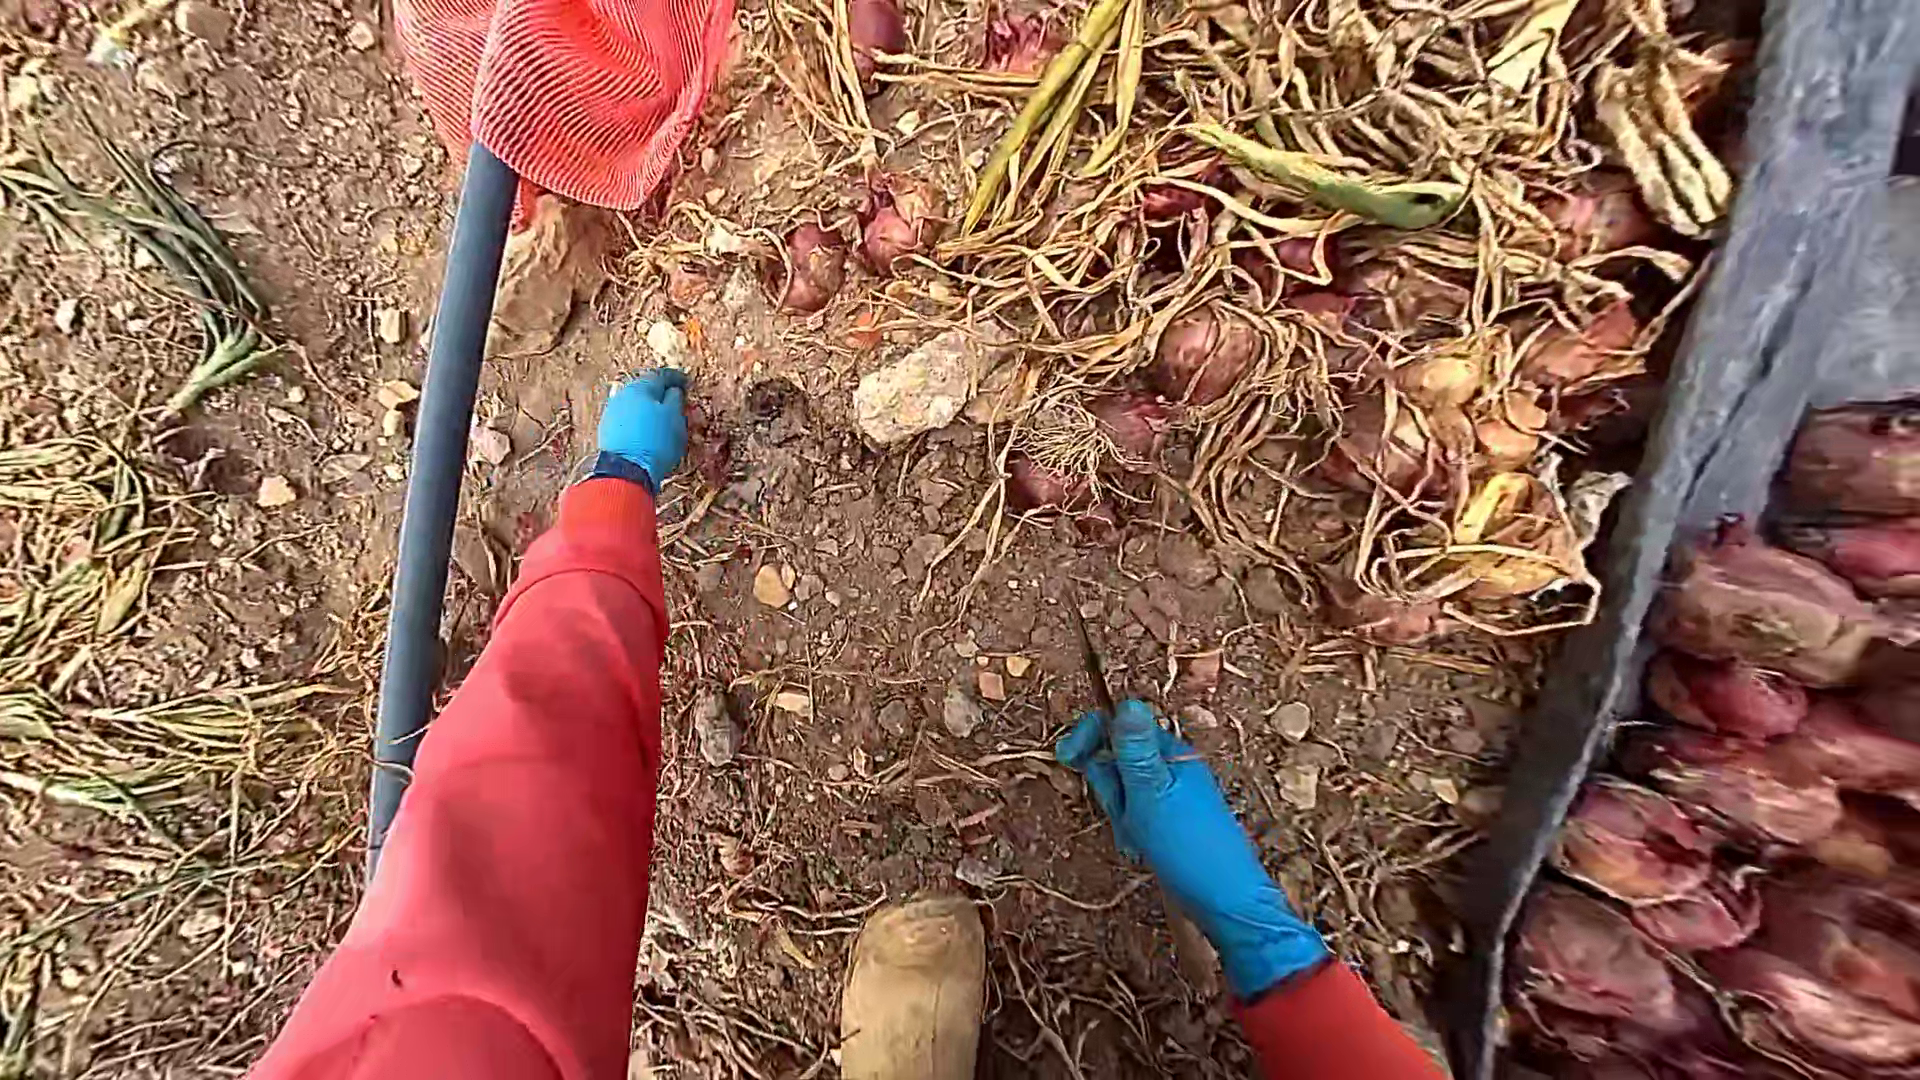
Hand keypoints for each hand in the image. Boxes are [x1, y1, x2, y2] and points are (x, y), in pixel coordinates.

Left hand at [595, 369, 688, 492]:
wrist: (626, 470)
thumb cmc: (656, 442)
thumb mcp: (675, 419)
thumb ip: (676, 400)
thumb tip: (674, 391)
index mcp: (640, 388)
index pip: (660, 376)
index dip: (676, 378)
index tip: (687, 382)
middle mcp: (622, 396)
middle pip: (645, 389)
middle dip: (661, 393)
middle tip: (676, 400)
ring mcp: (612, 414)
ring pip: (636, 405)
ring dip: (650, 408)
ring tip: (664, 419)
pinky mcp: (609, 431)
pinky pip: (630, 420)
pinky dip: (642, 421)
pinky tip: (650, 432)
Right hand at [1057, 699, 1328, 999]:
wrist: (1228, 907)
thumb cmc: (1191, 848)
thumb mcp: (1152, 794)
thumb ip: (1134, 750)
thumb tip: (1127, 703)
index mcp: (1168, 750)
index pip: (1116, 723)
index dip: (1089, 736)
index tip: (1067, 757)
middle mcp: (1167, 764)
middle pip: (1113, 755)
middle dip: (1108, 785)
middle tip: (1123, 811)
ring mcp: (1167, 790)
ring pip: (1119, 786)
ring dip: (1118, 811)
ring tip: (1136, 834)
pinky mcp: (1164, 815)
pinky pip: (1131, 810)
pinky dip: (1128, 827)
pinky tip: (1140, 847)